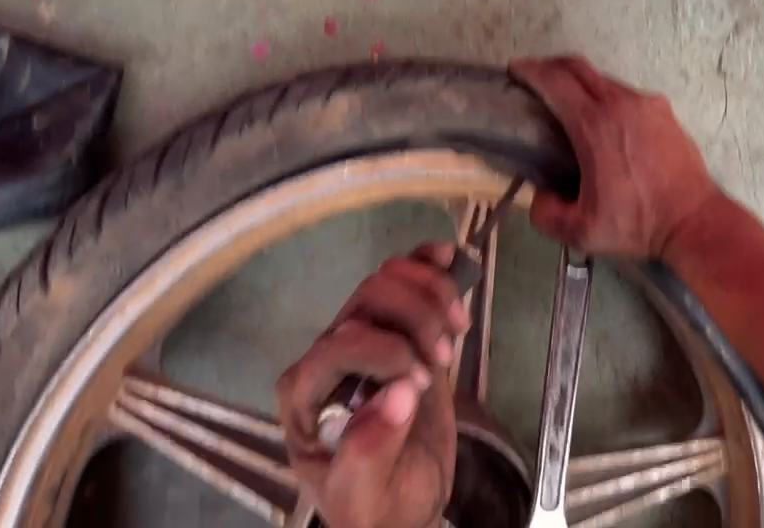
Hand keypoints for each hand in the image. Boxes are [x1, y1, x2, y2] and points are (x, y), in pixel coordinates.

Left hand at [276, 244, 469, 527]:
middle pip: (369, 298)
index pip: (340, 344)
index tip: (422, 383)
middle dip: (415, 319)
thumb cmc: (379, 504)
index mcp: (306, 395)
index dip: (384, 353)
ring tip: (457, 327)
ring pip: (391, 280)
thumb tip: (399, 394)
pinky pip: (407, 277)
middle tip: (443, 356)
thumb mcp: (367, 500)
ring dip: (432, 293)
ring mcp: (365, 333)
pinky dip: (430, 262)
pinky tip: (451, 260)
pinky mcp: (398, 324)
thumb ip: (369, 455)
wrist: (409, 497)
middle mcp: (329, 354)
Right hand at [510, 56, 723, 260]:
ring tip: (566, 104)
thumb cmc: (638, 224)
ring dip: (579, 83)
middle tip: (532, 78)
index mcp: (595, 125)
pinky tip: (603, 122)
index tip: (515, 70)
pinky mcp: (663, 110)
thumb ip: (545, 213)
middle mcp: (620, 103)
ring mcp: (646, 103)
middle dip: (549, 66)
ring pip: (602, 79)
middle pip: (577, 67)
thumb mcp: (581, 231)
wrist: (695, 221)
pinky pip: (625, 93)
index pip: (555, 81)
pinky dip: (604, 96)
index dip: (530, 70)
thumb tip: (540, 193)